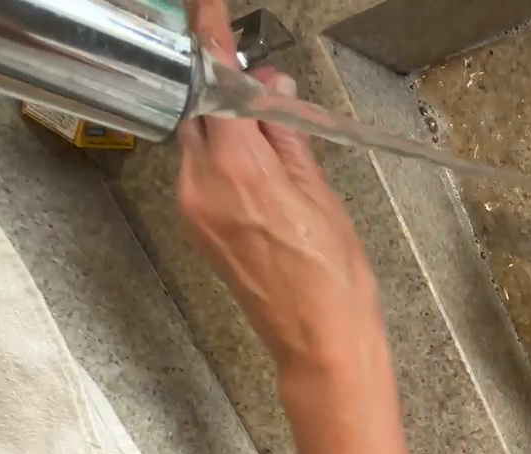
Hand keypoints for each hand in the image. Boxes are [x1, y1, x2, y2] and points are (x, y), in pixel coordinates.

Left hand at [177, 0, 379, 374]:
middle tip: (266, 97)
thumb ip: (289, 140)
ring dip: (229, 135)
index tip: (208, 7)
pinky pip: (202, 179)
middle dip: (227, 98)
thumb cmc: (336, 281)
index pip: (213, 85)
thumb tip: (273, 93)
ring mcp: (194, 212)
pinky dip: (226, 165)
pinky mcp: (198, 233)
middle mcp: (202, 186)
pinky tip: (263, 182)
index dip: (210, 41)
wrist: (323, 343)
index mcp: (239, 170)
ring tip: (276, 153)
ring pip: (199, 147)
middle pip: (200, 115)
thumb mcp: (323, 201)